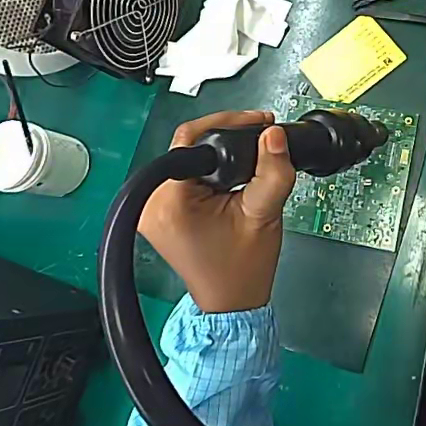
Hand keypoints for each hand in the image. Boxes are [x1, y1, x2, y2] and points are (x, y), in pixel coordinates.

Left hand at [139, 111, 295, 312]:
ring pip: (189, 156)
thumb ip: (272, 171)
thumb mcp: (263, 214)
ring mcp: (151, 207)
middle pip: (189, 145)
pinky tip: (230, 173)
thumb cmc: (242, 269)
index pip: (192, 138)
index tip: (256, 124)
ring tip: (248, 157)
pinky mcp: (159, 210)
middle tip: (258, 140)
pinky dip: (210, 168)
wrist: (232, 302)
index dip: (228, 124)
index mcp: (170, 203)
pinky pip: (185, 172)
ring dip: (220, 152)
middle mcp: (152, 203)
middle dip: (227, 138)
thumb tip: (273, 136)